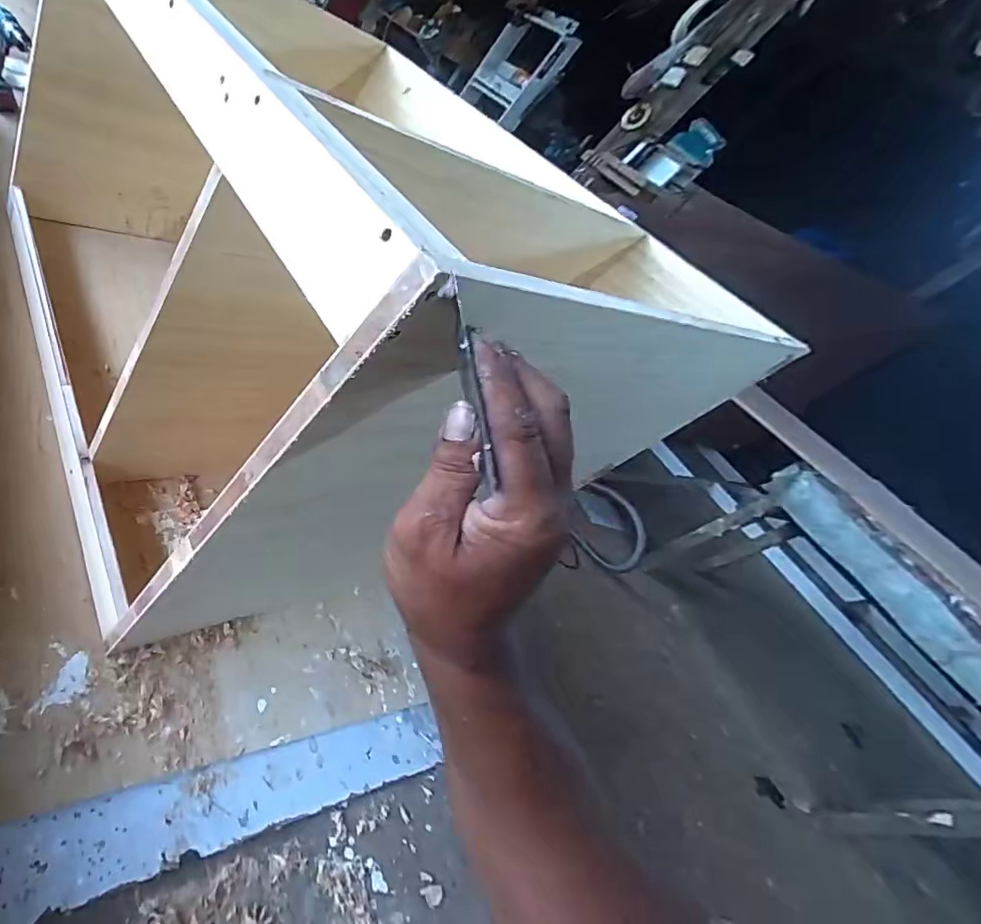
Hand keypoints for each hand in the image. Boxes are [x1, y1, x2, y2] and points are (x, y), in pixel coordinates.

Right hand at [385, 339, 573, 674]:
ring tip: (495, 360)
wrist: (464, 637)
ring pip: (558, 434)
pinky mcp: (545, 510)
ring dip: (529, 392)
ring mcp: (557, 508)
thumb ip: (448, 471)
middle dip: (525, 377)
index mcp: (525, 511)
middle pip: (555, 424)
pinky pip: (546, 450)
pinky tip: (503, 403)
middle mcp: (555, 504)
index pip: (519, 431)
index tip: (481, 347)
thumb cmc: (431, 589)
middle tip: (489, 343)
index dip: (500, 384)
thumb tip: (463, 413)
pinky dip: (527, 416)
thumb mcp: (422, 529)